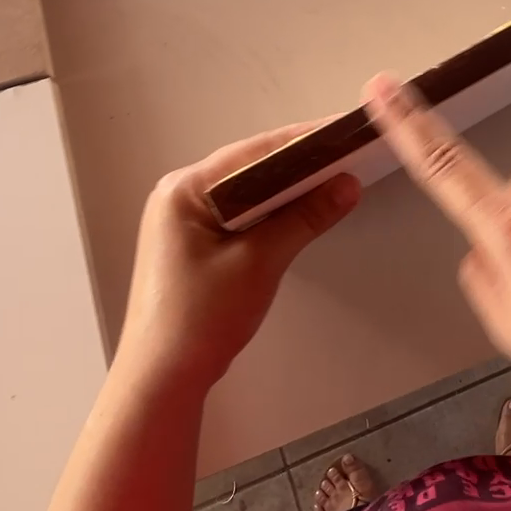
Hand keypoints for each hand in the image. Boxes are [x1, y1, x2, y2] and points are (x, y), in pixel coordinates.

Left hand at [121, 121, 360, 390]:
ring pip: (249, 190)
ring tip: (334, 174)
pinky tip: (303, 208)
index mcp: (184, 189)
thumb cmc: (200, 318)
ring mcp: (186, 219)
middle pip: (250, 167)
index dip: (302, 141)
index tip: (342, 131)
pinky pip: (244, 211)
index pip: (254, 153)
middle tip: (346, 151)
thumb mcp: (260, 262)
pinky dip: (274, 209)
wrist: (164, 378)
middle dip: (299, 162)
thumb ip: (305, 218)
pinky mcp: (197, 241)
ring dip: (288, 186)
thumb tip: (347, 185)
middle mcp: (180, 195)